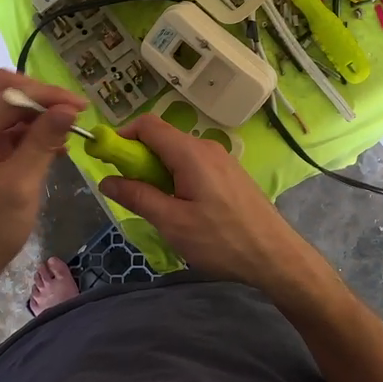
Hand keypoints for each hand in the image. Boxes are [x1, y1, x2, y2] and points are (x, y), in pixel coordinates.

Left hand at [0, 71, 84, 282]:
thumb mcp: (20, 185)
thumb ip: (42, 142)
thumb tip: (69, 109)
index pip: (8, 94)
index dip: (47, 94)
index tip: (80, 107)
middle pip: (4, 91)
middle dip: (41, 97)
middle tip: (73, 112)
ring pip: (7, 107)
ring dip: (38, 113)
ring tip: (68, 128)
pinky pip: (7, 128)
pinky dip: (31, 130)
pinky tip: (55, 145)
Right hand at [99, 115, 329, 297]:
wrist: (275, 256)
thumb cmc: (221, 240)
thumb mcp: (172, 222)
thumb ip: (137, 196)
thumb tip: (106, 180)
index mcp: (190, 152)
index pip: (147, 125)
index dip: (122, 136)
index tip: (107, 160)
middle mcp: (206, 147)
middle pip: (162, 138)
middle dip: (138, 158)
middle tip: (128, 190)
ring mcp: (222, 159)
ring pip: (178, 153)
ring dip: (158, 171)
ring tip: (156, 205)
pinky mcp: (230, 174)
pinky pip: (194, 164)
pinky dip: (177, 176)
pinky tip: (180, 207)